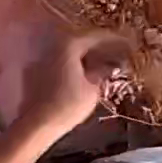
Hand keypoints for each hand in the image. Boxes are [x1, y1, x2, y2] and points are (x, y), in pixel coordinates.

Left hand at [16, 29, 130, 140]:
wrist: (36, 125)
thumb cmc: (68, 105)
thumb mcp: (92, 90)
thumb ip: (101, 73)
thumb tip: (107, 67)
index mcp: (68, 45)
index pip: (95, 37)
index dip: (115, 40)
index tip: (128, 45)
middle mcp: (52, 47)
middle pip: (80, 43)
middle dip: (99, 49)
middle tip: (117, 55)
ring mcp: (40, 59)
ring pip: (68, 54)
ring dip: (85, 59)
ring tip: (102, 67)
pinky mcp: (33, 74)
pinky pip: (58, 65)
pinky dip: (72, 67)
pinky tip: (81, 77)